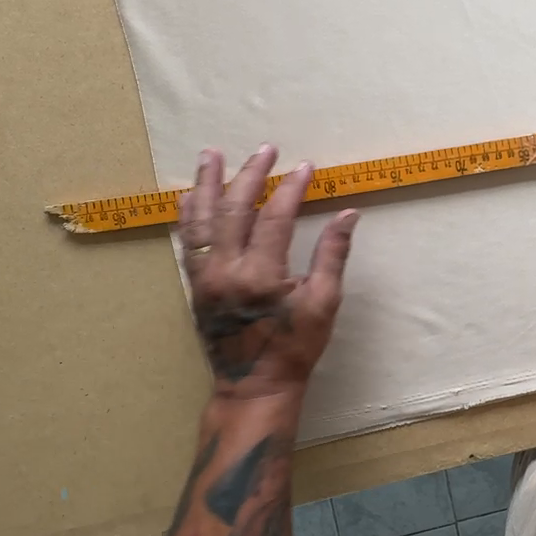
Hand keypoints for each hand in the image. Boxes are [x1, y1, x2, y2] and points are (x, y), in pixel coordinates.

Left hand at [177, 145, 358, 399]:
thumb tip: (349, 214)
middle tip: (265, 150)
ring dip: (207, 185)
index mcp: (261, 275)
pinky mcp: (194, 286)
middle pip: (234, 210)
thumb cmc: (296, 346)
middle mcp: (225, 271)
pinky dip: (189, 215)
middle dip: (250, 175)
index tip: (306, 167)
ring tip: (211, 155)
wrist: (254, 385)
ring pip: (201, 221)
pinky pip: (186, 242)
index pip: (275, 217)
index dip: (291, 189)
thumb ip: (332, 254)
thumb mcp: (324, 302)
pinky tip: (191, 196)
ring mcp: (203, 278)